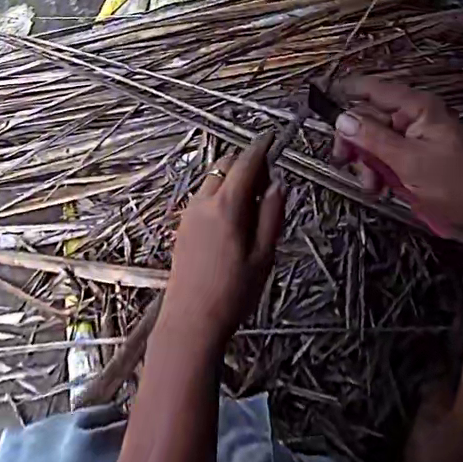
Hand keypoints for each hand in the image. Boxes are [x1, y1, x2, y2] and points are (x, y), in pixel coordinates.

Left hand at [159, 133, 286, 351]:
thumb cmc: (231, 294)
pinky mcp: (183, 225)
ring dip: (233, 179)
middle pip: (227, 164)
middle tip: (268, 186)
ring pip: (214, 178)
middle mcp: (204, 202)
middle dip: (248, 164)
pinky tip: (233, 221)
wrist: (190, 322)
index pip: (246, 162)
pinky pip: (205, 195)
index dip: (262, 148)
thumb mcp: (264, 256)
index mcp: (227, 205)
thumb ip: (272, 215)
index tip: (272, 139)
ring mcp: (190, 213)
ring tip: (253, 208)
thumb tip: (279, 185)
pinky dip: (221, 193)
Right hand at [328, 75, 462, 250]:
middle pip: (369, 117)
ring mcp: (415, 138)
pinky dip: (379, 171)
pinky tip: (380, 189)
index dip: (345, 92)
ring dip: (367, 162)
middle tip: (344, 161)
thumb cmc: (456, 186)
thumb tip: (341, 118)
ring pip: (374, 140)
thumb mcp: (409, 163)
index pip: (373, 89)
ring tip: (372, 186)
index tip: (319, 102)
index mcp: (417, 107)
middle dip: (356, 141)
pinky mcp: (416, 158)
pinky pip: (387, 157)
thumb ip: (373, 139)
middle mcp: (414, 116)